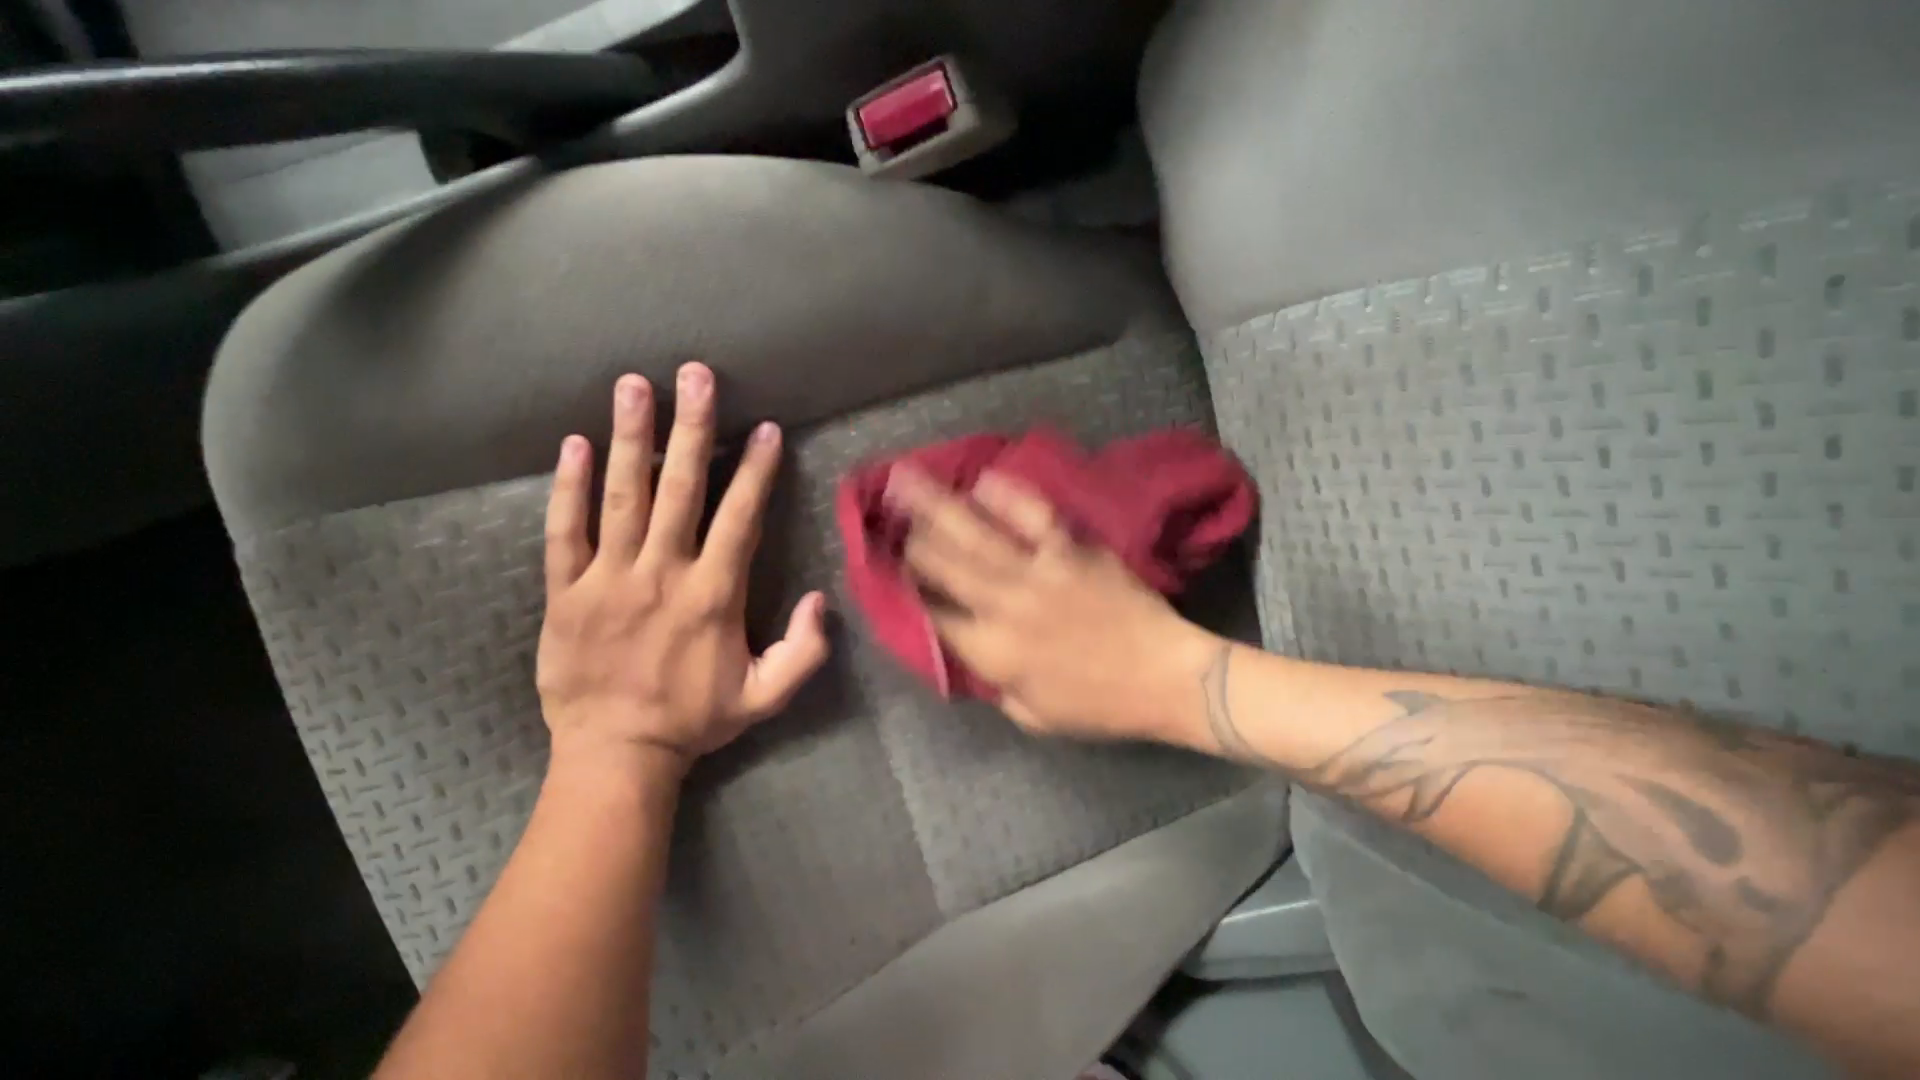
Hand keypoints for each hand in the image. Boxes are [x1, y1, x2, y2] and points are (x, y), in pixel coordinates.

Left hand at [536, 364, 830, 772]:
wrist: (615, 756)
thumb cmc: (694, 721)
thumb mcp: (765, 697)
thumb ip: (804, 652)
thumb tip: (821, 600)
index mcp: (713, 596)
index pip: (738, 518)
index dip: (755, 471)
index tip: (764, 428)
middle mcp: (661, 575)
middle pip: (678, 489)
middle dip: (691, 428)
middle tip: (695, 374)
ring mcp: (608, 580)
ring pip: (621, 497)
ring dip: (629, 439)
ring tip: (633, 386)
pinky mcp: (564, 593)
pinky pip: (564, 533)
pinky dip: (568, 489)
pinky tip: (575, 445)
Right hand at [889, 468, 1219, 743]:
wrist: (1167, 677)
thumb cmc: (1101, 706)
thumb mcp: (1033, 715)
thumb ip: (993, 682)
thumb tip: (965, 652)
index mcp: (993, 652)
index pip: (931, 618)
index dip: (902, 595)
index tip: (882, 573)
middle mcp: (1005, 606)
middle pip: (941, 565)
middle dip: (907, 539)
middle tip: (881, 515)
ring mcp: (1039, 571)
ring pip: (975, 533)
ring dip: (934, 505)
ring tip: (903, 479)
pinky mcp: (1072, 550)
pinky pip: (1033, 514)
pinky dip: (1007, 494)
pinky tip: (983, 478)